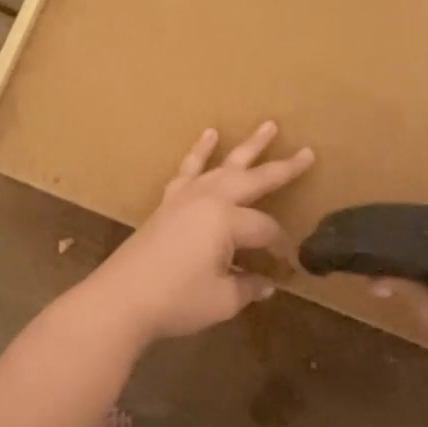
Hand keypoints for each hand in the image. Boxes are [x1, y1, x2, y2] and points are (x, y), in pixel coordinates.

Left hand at [81, 122, 314, 342]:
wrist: (120, 299)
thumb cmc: (176, 300)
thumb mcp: (222, 300)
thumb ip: (249, 287)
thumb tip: (267, 283)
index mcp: (227, 220)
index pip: (266, 229)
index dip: (280, 250)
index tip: (287, 270)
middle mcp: (209, 199)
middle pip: (254, 180)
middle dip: (282, 168)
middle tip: (307, 153)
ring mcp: (186, 196)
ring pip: (224, 165)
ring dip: (247, 146)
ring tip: (268, 126)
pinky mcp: (168, 202)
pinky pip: (188, 169)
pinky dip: (200, 152)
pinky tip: (208, 136)